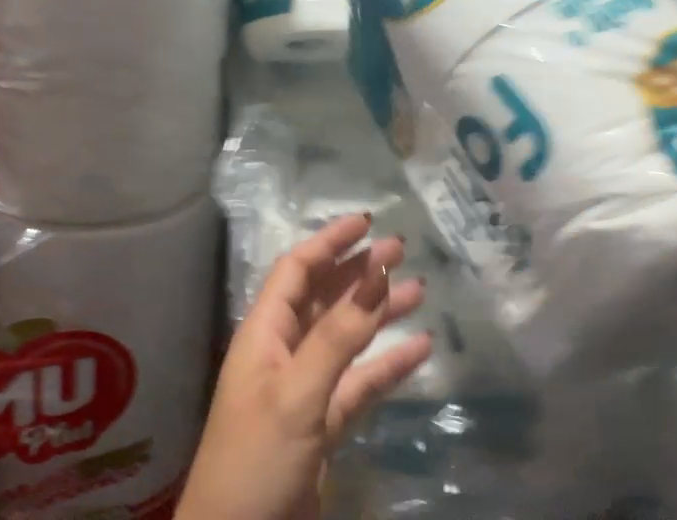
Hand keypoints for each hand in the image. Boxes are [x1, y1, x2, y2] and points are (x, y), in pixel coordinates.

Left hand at [176, 213, 430, 519]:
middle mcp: (283, 351)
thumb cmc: (256, 455)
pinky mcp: (324, 425)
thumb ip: (337, 335)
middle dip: (358, 271)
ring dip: (378, 313)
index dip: (329, 242)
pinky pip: (360, 383)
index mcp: (263, 333)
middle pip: (323, 297)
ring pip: (346, 338)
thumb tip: (373, 272)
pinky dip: (388, 365)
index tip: (366, 221)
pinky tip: (420, 349)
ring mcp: (304, 388)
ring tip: (419, 289)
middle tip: (401, 249)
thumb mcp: (296, 392)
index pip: (296, 270)